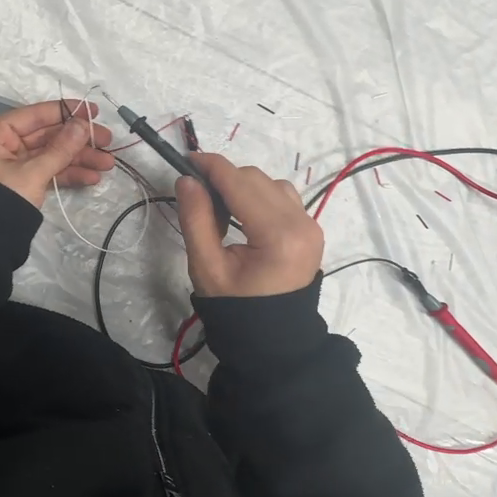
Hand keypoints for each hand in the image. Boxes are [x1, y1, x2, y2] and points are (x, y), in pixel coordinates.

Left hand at [0, 100, 116, 207]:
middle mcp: (1, 145)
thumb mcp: (32, 173)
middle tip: (108, 140)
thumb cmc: (1, 200)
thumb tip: (83, 125)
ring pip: (51, 155)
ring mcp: (12, 165)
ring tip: (107, 163)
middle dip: (78, 141)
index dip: (65, 112)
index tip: (93, 110)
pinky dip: (68, 174)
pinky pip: (47, 172)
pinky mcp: (22, 183)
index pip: (34, 115)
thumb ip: (60, 149)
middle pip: (46, 136)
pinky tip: (92, 177)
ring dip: (79, 159)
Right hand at [176, 153, 324, 296]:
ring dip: (242, 188)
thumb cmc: (234, 305)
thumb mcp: (206, 266)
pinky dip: (259, 197)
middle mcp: (301, 223)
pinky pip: (283, 197)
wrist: (271, 337)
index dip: (211, 166)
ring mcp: (310, 225)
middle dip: (224, 180)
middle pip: (255, 179)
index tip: (186, 159)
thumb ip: (196, 219)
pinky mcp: (310, 229)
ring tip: (221, 214)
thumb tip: (187, 180)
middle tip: (198, 200)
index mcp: (277, 235)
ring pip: (271, 184)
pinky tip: (243, 217)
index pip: (240, 184)